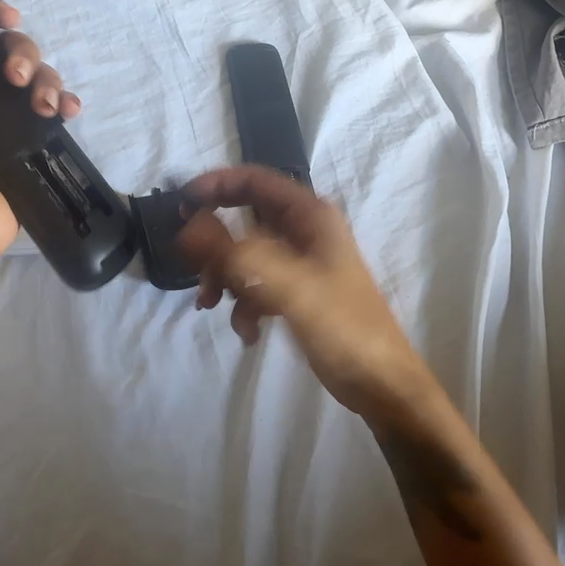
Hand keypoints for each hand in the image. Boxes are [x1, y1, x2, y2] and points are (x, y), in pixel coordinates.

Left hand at [0, 0, 79, 257]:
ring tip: (45, 106)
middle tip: (16, 78)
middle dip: (23, 53)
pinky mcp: (25, 142)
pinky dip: (63, 103)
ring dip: (47, 80)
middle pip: (9, 48)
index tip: (6, 18)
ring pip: (35, 76)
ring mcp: (0, 117)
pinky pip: (52, 110)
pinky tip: (67, 112)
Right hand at [177, 166, 430, 415]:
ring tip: (211, 305)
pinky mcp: (296, 293)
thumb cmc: (344, 327)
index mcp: (310, 215)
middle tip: (189, 260)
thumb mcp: (287, 287)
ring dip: (224, 277)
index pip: (254, 180)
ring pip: (244, 254)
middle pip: (244, 217)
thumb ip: (236, 255)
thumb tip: (188, 227)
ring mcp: (301, 263)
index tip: (182, 205)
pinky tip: (248, 332)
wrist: (382, 386)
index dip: (215, 185)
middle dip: (214, 243)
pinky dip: (243, 303)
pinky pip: (256, 284)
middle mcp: (305, 231)